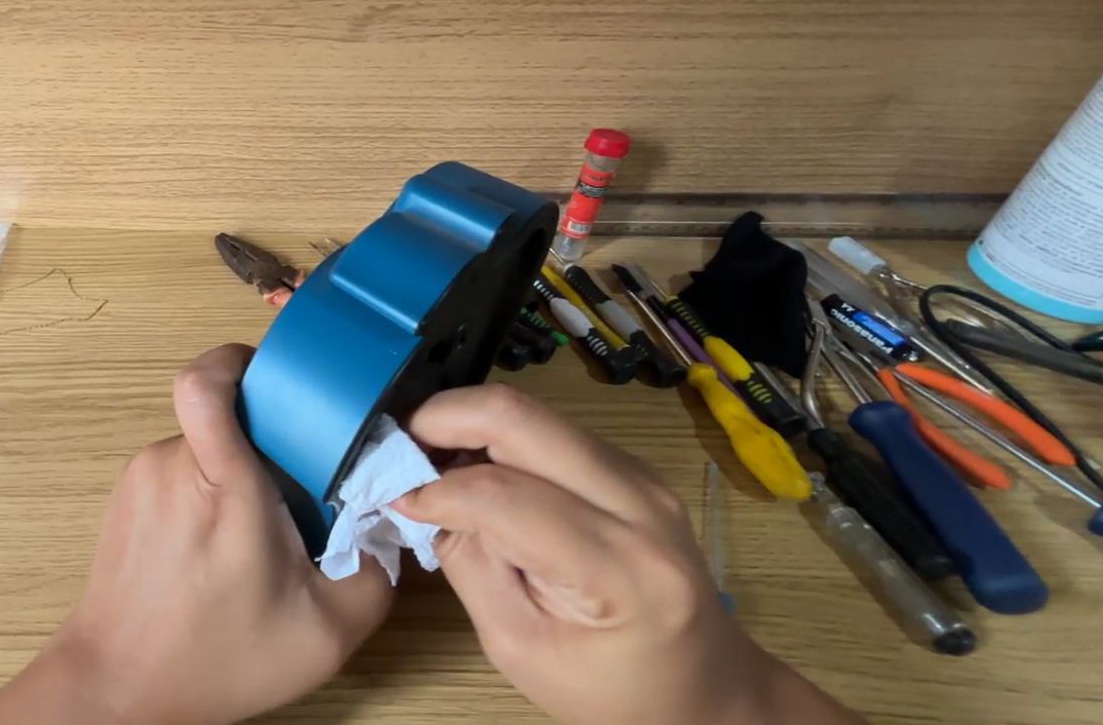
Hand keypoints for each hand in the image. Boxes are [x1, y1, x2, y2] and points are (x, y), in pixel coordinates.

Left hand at [0, 344, 392, 724]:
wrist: (118, 685)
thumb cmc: (213, 660)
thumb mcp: (323, 633)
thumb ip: (373, 570)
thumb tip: (385, 520)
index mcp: (220, 484)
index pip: (206, 385)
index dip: (238, 361)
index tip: (277, 377)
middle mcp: (173, 463)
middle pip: (228, 410)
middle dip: (268, 440)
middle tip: (291, 493)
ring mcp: (144, 472)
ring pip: (208, 439)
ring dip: (236, 469)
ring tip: (250, 531)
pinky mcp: (128, 486)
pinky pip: (182, 461)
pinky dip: (207, 485)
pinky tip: (215, 540)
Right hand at [393, 384, 862, 724]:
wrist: (708, 689)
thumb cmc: (613, 692)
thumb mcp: (519, 650)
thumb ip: (469, 563)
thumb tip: (424, 496)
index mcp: (623, 569)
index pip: (503, 496)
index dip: (434, 489)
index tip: (395, 497)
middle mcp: (637, 501)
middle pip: (517, 417)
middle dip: (441, 417)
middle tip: (400, 445)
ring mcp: (636, 472)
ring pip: (525, 410)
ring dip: (464, 421)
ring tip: (430, 458)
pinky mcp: (624, 462)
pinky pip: (541, 425)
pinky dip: (490, 432)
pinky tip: (471, 466)